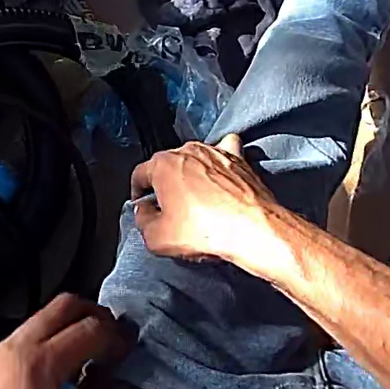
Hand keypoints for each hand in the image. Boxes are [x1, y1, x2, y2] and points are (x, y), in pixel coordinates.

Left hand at [0, 295, 146, 388]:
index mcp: (32, 364)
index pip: (88, 328)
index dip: (116, 337)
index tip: (129, 351)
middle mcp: (8, 353)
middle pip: (62, 307)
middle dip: (95, 317)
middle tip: (114, 341)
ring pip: (42, 322)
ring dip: (71, 332)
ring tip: (93, 363)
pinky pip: (25, 343)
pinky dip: (51, 348)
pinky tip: (64, 382)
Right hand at [129, 134, 288, 271]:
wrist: (252, 230)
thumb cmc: (207, 230)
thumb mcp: (157, 238)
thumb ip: (142, 220)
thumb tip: (144, 211)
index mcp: (162, 165)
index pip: (140, 174)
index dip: (138, 192)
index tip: (143, 204)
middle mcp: (187, 151)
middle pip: (166, 165)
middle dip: (165, 185)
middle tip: (170, 210)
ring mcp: (214, 151)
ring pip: (194, 158)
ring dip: (192, 175)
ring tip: (197, 200)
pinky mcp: (238, 159)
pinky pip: (225, 150)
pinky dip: (221, 160)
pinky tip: (221, 175)